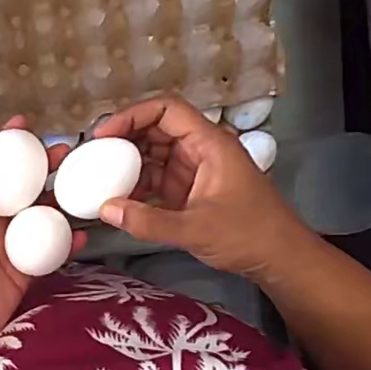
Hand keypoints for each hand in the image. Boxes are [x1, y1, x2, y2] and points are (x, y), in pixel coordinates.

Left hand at [0, 118, 82, 369]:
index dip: (3, 150)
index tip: (21, 126)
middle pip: (22, 189)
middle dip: (42, 167)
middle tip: (64, 150)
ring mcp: (11, 248)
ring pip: (41, 215)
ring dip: (61, 198)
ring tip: (83, 182)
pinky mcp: (26, 273)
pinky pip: (50, 252)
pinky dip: (66, 243)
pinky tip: (81, 234)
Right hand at [93, 97, 321, 283]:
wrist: (278, 259)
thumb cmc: (249, 235)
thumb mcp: (196, 230)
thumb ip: (148, 221)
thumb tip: (105, 209)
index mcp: (210, 145)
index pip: (167, 110)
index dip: (133, 115)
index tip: (104, 135)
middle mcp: (199, 150)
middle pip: (154, 128)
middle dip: (122, 138)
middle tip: (92, 155)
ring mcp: (192, 170)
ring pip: (151, 153)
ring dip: (124, 162)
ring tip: (96, 175)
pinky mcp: (185, 190)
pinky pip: (152, 177)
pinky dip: (132, 184)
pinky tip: (114, 198)